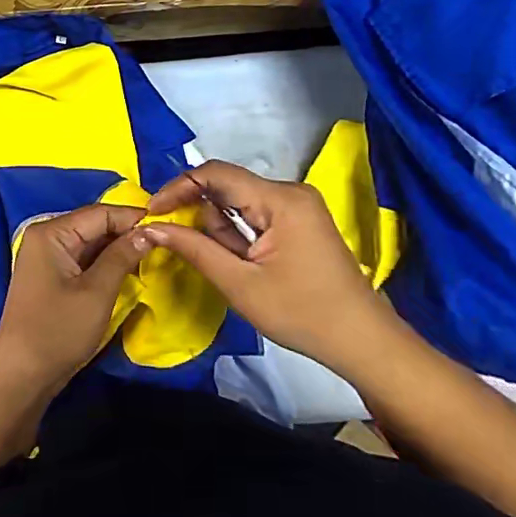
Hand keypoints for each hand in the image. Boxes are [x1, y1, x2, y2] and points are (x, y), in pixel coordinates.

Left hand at [0, 203, 147, 466]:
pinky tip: (129, 269)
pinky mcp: (51, 274)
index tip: (170, 227)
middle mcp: (46, 235)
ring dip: (118, 247)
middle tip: (165, 242)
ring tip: (153, 254)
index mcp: (51, 232)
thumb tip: (149, 231)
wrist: (23, 374)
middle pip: (94, 224)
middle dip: (127, 232)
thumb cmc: (58, 331)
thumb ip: (122, 257)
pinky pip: (83, 257)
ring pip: (91, 241)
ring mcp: (46, 255)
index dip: (134, 218)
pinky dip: (105, 261)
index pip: (100, 213)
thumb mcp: (96, 293)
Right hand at [141, 160, 402, 374]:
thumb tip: (151, 227)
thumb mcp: (239, 284)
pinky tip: (242, 260)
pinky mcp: (299, 220)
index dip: (178, 188)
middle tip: (191, 249)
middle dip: (201, 214)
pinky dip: (237, 233)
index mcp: (281, 200)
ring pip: (237, 201)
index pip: (216, 174)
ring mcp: (298, 205)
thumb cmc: (302, 314)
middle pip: (226, 186)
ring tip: (233, 267)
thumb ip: (194, 248)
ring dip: (221, 229)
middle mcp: (290, 192)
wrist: (363, 342)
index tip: (152, 213)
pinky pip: (253, 212)